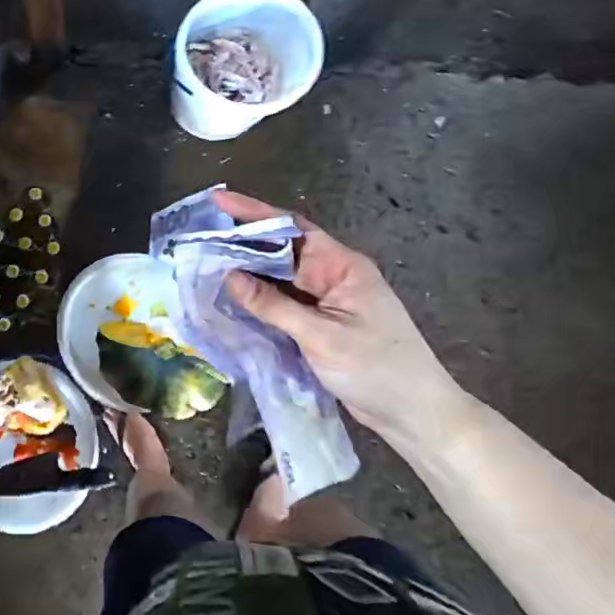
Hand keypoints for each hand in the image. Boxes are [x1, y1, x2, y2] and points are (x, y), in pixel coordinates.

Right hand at [214, 190, 475, 447]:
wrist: (415, 414)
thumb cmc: (376, 368)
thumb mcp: (321, 336)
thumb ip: (273, 305)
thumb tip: (229, 276)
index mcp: (341, 266)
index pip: (292, 228)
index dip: (254, 212)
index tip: (218, 200)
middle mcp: (332, 276)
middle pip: (281, 250)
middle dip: (242, 241)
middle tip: (199, 237)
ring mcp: (325, 301)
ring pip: (278, 277)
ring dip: (246, 271)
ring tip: (205, 263)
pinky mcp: (319, 324)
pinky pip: (281, 302)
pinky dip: (256, 298)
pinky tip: (230, 299)